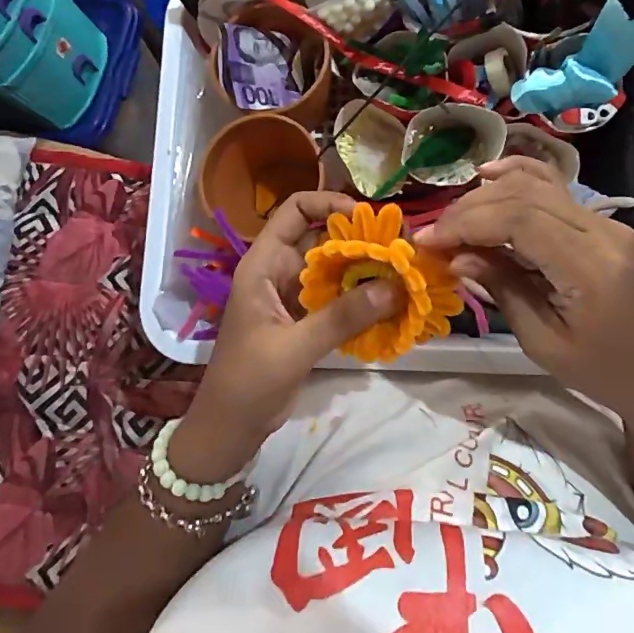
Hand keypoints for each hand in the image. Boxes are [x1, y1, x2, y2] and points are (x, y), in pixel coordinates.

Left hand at [176, 191, 401, 478]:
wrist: (229, 429)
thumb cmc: (247, 382)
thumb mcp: (293, 348)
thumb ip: (341, 317)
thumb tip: (394, 286)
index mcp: (264, 264)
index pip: (294, 210)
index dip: (328, 203)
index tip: (367, 218)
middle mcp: (281, 272)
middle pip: (323, 238)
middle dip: (361, 240)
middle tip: (401, 250)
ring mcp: (295, 296)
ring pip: (335, 268)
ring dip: (366, 270)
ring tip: (404, 274)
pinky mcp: (308, 320)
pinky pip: (340, 297)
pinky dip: (363, 297)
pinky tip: (391, 304)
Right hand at [413, 158, 633, 418]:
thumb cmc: (596, 368)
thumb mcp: (541, 341)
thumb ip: (501, 289)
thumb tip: (455, 255)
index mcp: (591, 269)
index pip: (522, 221)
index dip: (469, 222)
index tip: (428, 240)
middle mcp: (603, 233)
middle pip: (526, 196)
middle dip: (471, 209)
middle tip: (435, 233)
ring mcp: (605, 222)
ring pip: (538, 185)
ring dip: (488, 195)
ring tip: (453, 217)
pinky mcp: (599, 221)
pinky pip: (555, 187)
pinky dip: (520, 175)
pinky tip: (488, 174)